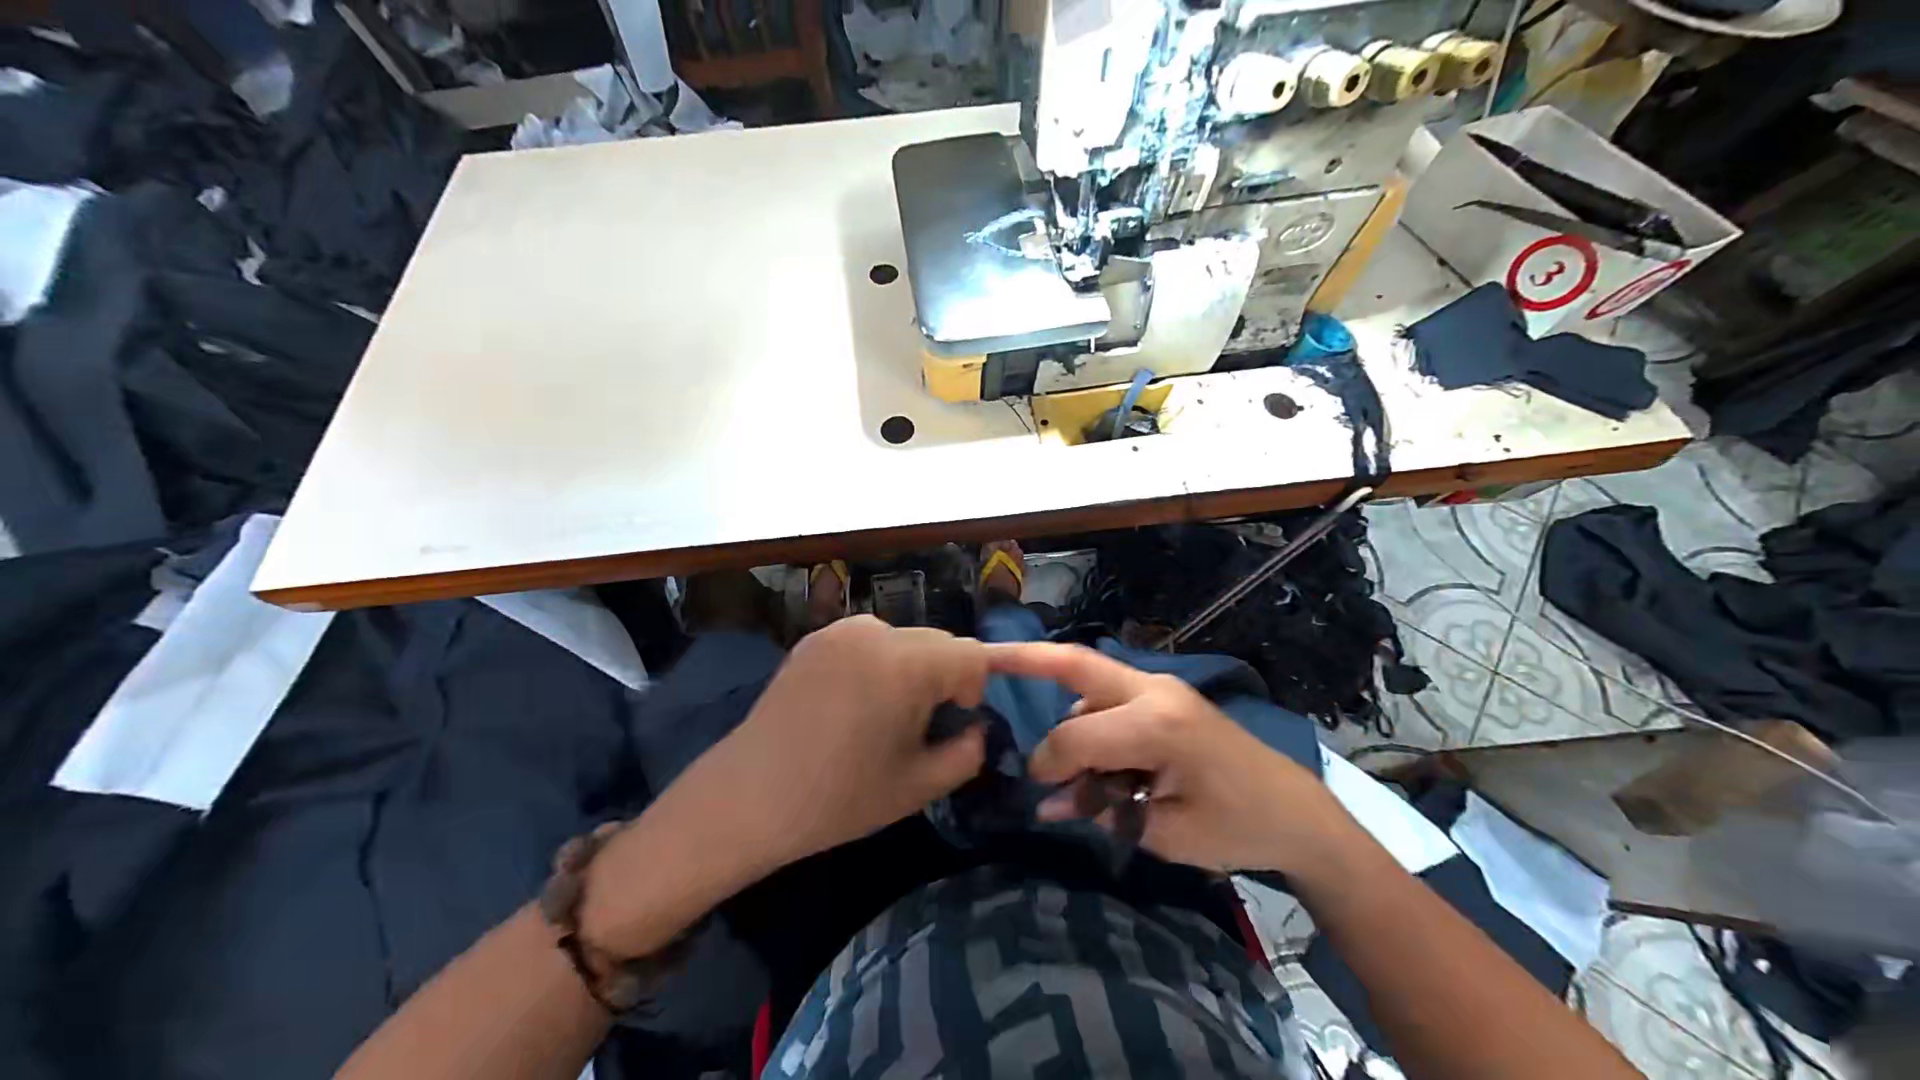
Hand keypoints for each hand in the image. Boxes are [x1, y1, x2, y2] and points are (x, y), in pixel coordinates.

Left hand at [668, 615, 989, 868]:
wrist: (748, 797)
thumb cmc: (840, 797)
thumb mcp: (919, 786)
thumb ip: (967, 753)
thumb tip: (975, 729)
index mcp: (908, 664)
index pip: (971, 655)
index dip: (974, 689)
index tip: (952, 724)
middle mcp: (877, 631)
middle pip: (938, 641)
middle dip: (944, 677)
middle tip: (920, 726)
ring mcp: (840, 630)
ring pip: (904, 639)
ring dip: (911, 668)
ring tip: (883, 714)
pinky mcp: (813, 638)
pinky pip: (867, 640)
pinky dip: (876, 663)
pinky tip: (850, 703)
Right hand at [989, 642, 1356, 874]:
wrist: (1299, 815)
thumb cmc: (1237, 827)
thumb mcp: (1165, 832)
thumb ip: (1100, 807)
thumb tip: (1050, 798)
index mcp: (1157, 723)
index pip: (1075, 735)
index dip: (1047, 764)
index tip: (1035, 789)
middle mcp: (1154, 691)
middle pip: (1076, 663)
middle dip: (1024, 657)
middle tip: (980, 657)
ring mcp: (1161, 689)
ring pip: (1089, 683)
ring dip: (1064, 711)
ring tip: (1054, 759)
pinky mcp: (1166, 698)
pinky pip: (1110, 697)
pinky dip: (1087, 721)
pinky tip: (1086, 762)